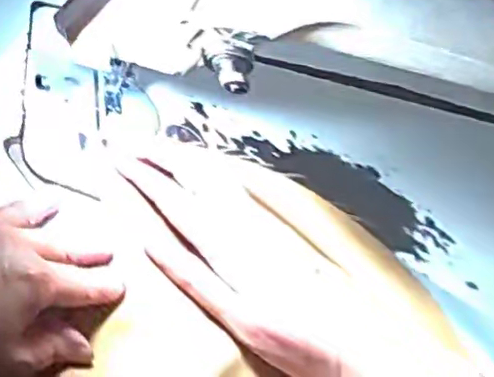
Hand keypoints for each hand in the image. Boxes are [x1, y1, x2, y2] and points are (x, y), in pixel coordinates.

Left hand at [0, 156, 123, 375]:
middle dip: (85, 250)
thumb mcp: (13, 358)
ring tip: (57, 200)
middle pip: (59, 247)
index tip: (121, 282)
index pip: (81, 286)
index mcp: (37, 284)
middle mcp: (18, 245)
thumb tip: (83, 344)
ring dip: (42, 207)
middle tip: (105, 248)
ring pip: (23, 211)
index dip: (103, 287)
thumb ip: (50, 347)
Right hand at [113, 142, 471, 376]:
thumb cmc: (309, 349)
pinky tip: (201, 162)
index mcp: (225, 244)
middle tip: (122, 138)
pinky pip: (230, 178)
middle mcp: (242, 222)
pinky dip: (204, 162)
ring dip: (175, 151)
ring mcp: (263, 219)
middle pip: (187, 172)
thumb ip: (190, 275)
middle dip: (151, 150)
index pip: (169, 196)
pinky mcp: (281, 226)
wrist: (381, 357)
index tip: (113, 157)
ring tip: (152, 142)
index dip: (137, 173)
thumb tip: (149, 239)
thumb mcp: (239, 322)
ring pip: (209, 170)